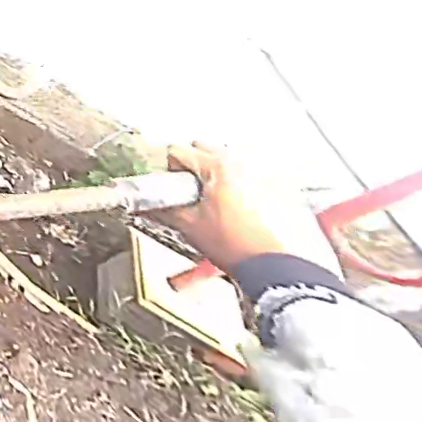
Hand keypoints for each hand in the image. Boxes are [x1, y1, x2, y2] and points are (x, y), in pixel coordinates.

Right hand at [159, 141, 338, 271]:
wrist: (279, 272)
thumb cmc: (235, 247)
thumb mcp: (189, 226)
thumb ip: (161, 209)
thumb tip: (140, 202)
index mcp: (215, 166)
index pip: (177, 151)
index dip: (169, 170)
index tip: (172, 189)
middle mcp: (240, 161)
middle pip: (203, 149)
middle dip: (193, 166)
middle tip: (192, 194)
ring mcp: (263, 172)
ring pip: (226, 160)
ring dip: (216, 173)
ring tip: (217, 203)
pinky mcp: (281, 187)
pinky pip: (250, 174)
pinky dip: (240, 184)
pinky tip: (240, 209)